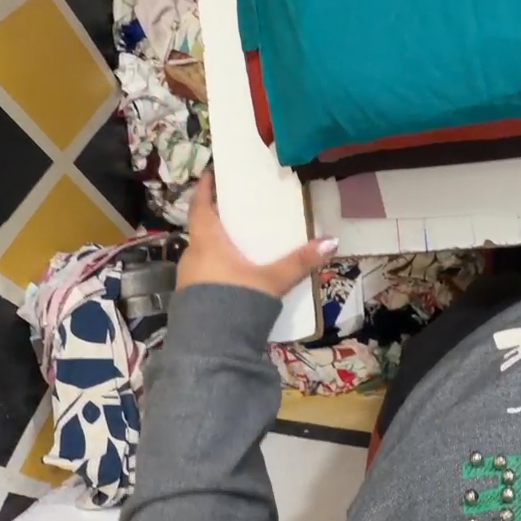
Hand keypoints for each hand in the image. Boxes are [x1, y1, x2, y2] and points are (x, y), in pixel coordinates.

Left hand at [176, 170, 338, 296]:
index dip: (204, 189)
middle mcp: (192, 255)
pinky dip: (217, 269)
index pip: (200, 206)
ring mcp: (188, 279)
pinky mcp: (189, 300)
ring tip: (240, 246)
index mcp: (208, 241)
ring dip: (217, 248)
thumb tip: (332, 241)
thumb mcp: (273, 280)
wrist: (211, 347)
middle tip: (236, 213)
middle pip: (202, 230)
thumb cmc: (237, 301)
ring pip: (203, 254)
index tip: (209, 173)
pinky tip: (234, 278)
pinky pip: (204, 275)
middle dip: (217, 221)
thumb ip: (300, 262)